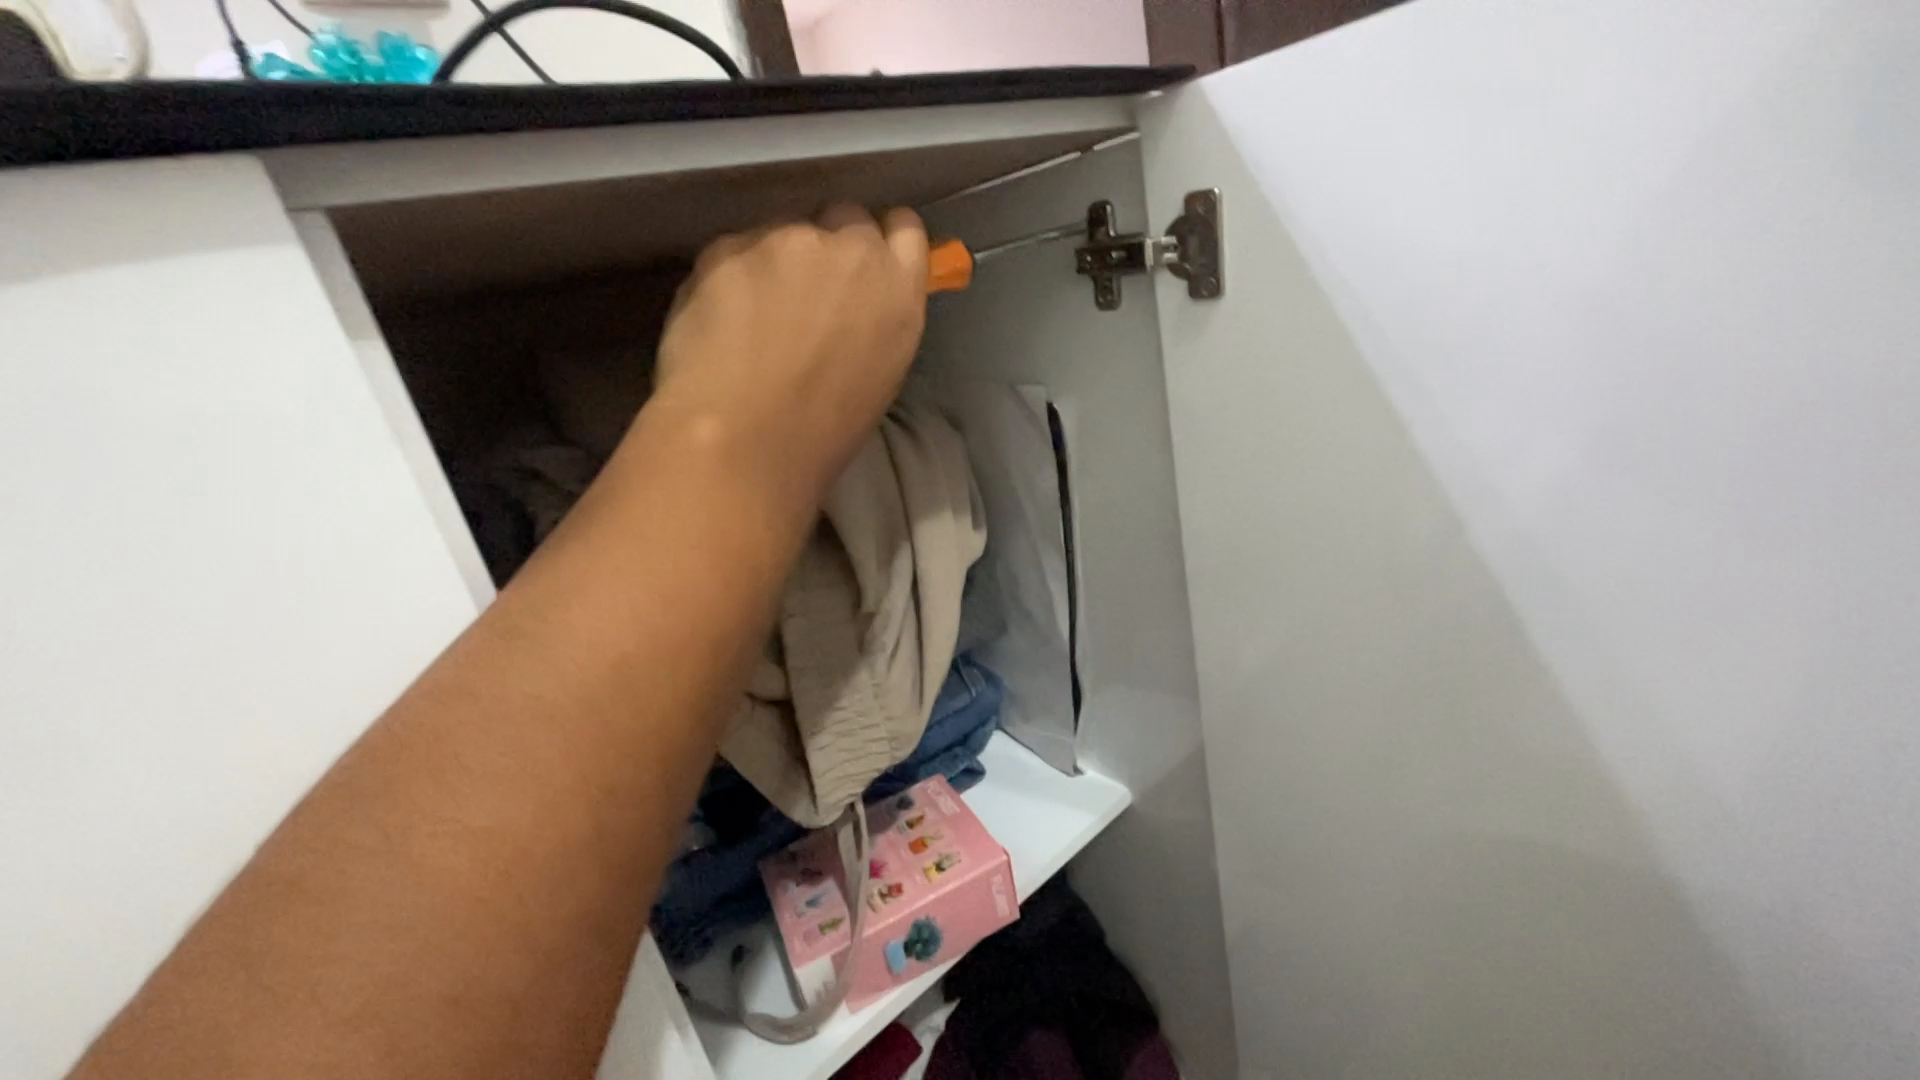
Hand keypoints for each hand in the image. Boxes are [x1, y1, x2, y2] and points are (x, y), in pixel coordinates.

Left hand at [642, 203, 929, 500]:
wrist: (743, 439)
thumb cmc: (822, 431)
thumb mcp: (880, 373)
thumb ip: (876, 318)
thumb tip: (858, 305)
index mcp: (898, 288)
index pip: (903, 229)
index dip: (881, 242)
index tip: (866, 261)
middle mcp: (849, 249)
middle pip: (843, 217)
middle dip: (829, 242)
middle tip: (807, 290)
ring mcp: (786, 240)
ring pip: (783, 229)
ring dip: (775, 258)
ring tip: (753, 314)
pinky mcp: (727, 245)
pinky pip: (734, 249)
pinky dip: (730, 276)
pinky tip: (719, 321)